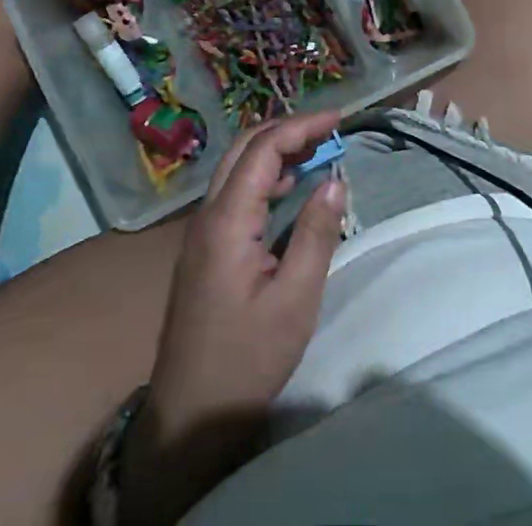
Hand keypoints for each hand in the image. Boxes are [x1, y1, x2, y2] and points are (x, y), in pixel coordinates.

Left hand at [123, 113, 345, 524]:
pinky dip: (263, 178)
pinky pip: (233, 195)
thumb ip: (315, 234)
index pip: (263, 150)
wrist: (191, 411)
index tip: (340, 119)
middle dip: (286, 130)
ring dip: (274, 152)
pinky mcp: (203, 249)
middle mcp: (207, 215)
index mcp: (227, 220)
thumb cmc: (248, 357)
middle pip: (243, 150)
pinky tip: (288, 190)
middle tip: (330, 130)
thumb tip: (335, 181)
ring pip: (235, 170)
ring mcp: (200, 232)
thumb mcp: (296, 298)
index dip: (302, 126)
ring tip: (317, 151)